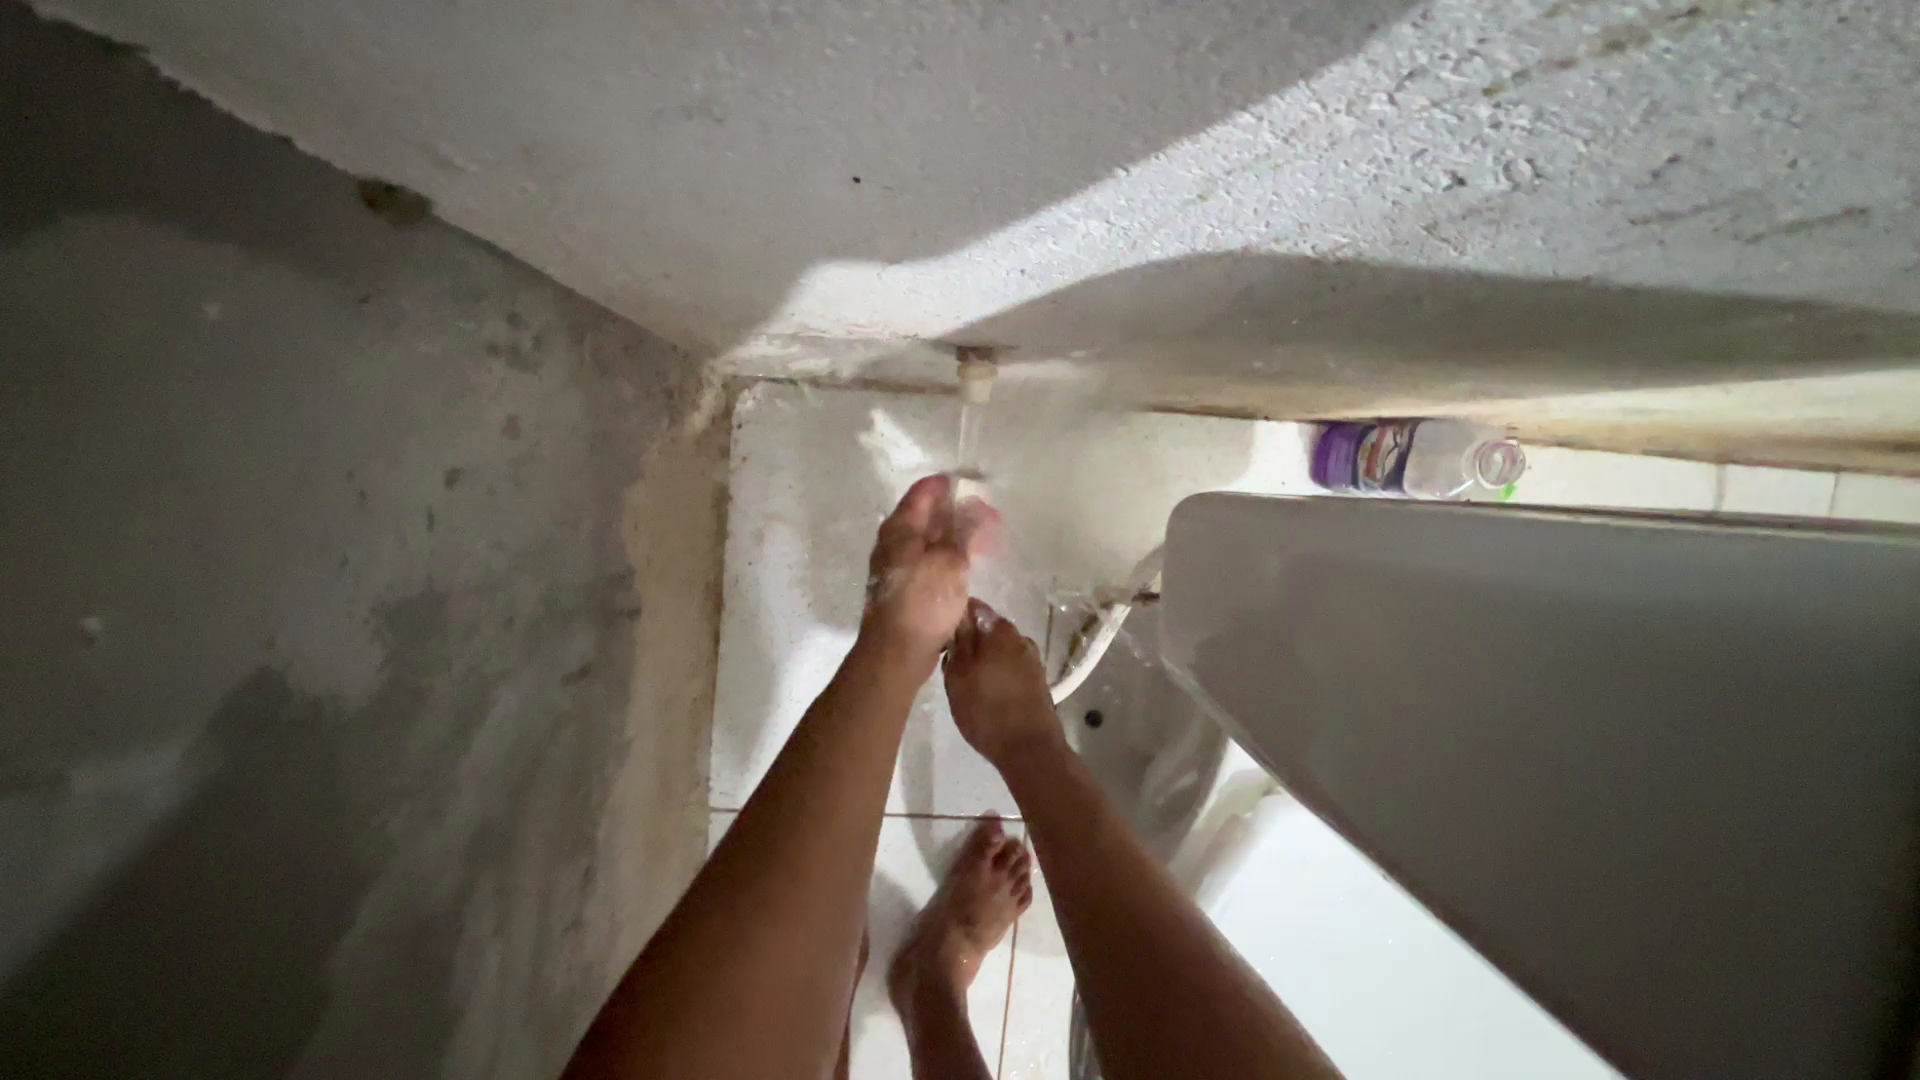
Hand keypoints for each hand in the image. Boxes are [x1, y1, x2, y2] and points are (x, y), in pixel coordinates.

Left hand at [864, 475, 998, 660]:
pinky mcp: (904, 586)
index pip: (924, 491)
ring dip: (955, 534)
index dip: (950, 483)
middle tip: (988, 514)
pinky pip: (929, 559)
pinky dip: (948, 555)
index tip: (977, 483)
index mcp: (901, 527)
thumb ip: (963, 531)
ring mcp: (897, 564)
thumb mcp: (950, 562)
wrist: (896, 651)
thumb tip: (974, 505)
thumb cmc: (923, 602)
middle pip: (927, 513)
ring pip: (929, 538)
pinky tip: (967, 563)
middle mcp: (894, 540)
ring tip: (984, 538)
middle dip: (957, 509)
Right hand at [944, 599, 1064, 769]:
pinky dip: (997, 672)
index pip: (973, 608)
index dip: (954, 617)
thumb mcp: (959, 675)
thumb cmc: (986, 709)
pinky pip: (1010, 667)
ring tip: (967, 680)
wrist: (1029, 748)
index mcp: (1000, 629)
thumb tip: (959, 617)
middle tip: (950, 661)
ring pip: (999, 649)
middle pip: (988, 629)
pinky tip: (987, 691)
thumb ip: (959, 642)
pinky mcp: (1037, 680)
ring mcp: (1031, 659)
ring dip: (984, 658)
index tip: (940, 633)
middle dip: (970, 640)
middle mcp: (1020, 637)